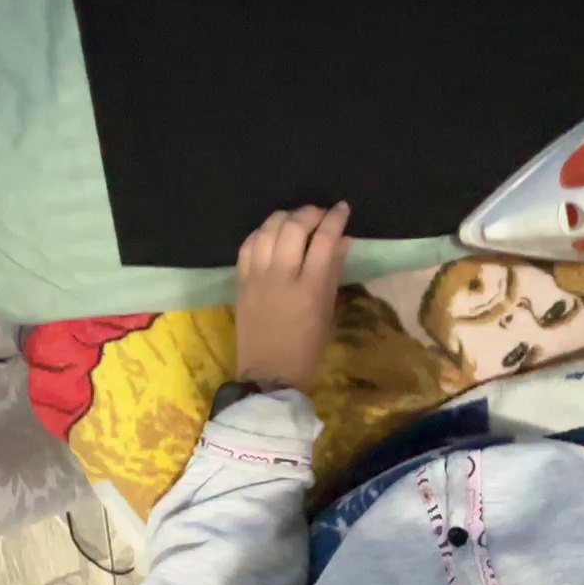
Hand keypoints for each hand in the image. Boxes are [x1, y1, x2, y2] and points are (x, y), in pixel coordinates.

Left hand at [235, 203, 352, 389]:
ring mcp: (257, 278)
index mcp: (310, 290)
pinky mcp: (240, 282)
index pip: (324, 240)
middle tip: (320, 215)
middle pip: (294, 228)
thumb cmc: (307, 350)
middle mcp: (282, 278)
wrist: (269, 375)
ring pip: (268, 230)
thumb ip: (333, 273)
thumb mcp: (327, 313)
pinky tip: (272, 233)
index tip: (342, 209)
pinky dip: (262, 232)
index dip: (335, 219)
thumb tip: (343, 240)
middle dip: (310, 213)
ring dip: (284, 217)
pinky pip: (248, 245)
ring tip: (296, 220)